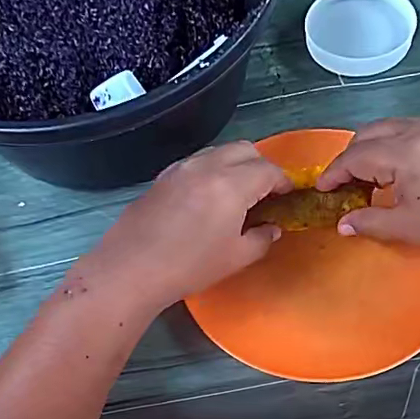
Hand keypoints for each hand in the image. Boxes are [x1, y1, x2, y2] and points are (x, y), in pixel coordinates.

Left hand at [75, 140, 289, 311]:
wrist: (131, 268)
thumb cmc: (190, 266)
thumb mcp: (237, 258)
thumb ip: (261, 238)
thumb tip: (271, 228)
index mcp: (232, 184)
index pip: (268, 170)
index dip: (284, 182)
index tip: (288, 197)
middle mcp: (207, 166)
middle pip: (245, 150)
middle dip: (262, 167)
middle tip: (266, 193)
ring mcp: (181, 168)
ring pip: (219, 152)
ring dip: (236, 166)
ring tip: (238, 195)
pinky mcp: (163, 177)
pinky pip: (197, 163)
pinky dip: (213, 171)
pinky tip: (209, 199)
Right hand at [317, 116, 419, 267]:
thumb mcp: (410, 227)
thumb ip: (371, 221)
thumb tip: (345, 223)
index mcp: (405, 149)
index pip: (355, 155)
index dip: (334, 173)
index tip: (322, 189)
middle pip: (372, 134)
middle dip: (353, 157)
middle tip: (345, 185)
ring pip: (395, 130)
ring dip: (377, 150)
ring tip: (373, 181)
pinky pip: (417, 133)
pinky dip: (400, 148)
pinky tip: (404, 174)